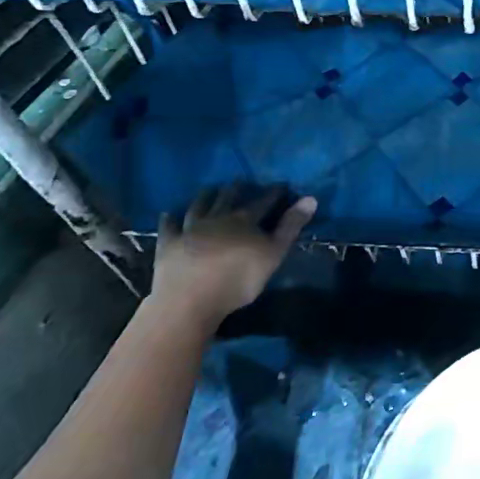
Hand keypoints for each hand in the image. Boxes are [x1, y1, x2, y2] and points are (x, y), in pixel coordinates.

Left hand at [151, 184, 314, 327]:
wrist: (190, 298)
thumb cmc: (238, 280)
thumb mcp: (273, 255)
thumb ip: (290, 227)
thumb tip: (311, 198)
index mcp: (244, 220)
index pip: (262, 202)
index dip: (273, 193)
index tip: (281, 184)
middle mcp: (217, 217)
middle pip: (228, 198)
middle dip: (236, 189)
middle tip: (240, 180)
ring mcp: (190, 228)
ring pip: (199, 206)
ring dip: (205, 196)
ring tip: (209, 188)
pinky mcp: (169, 243)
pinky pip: (169, 227)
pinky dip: (170, 219)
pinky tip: (168, 213)